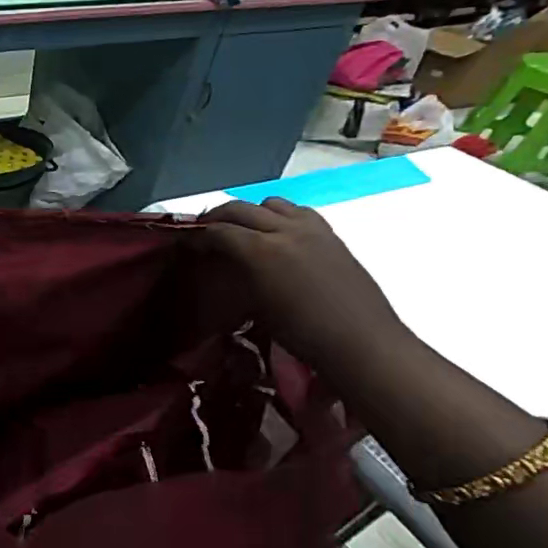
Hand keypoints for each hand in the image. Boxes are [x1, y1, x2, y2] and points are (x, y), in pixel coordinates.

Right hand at [195, 197, 409, 372]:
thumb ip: (237, 275)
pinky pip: (297, 211)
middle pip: (239, 208)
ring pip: (270, 203)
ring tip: (244, 231)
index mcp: (261, 250)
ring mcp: (311, 229)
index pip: (218, 230)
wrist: (361, 343)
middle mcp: (284, 230)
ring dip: (251, 212)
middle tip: (205, 233)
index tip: (186, 245)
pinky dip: (280, 216)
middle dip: (217, 217)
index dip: (198, 236)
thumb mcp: (256, 305)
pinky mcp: (330, 234)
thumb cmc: (303, 335)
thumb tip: (222, 264)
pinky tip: (278, 236)